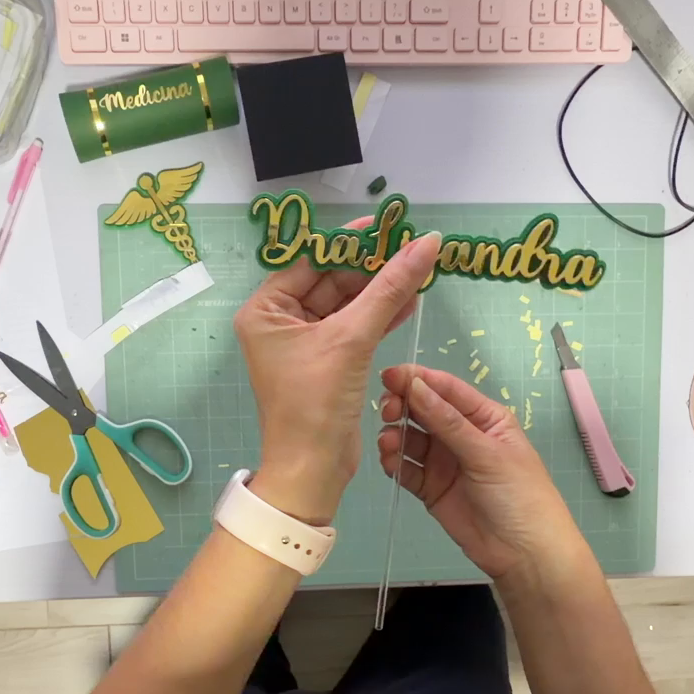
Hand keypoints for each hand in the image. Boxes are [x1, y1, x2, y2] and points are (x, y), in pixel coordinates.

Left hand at [234, 227, 440, 522]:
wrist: (313, 468)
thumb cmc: (316, 402)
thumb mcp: (351, 340)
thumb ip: (389, 289)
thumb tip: (427, 244)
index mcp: (266, 311)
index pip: (310, 261)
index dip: (349, 241)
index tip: (387, 225)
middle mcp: (279, 323)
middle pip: (329, 280)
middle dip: (370, 267)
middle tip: (411, 247)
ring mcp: (303, 344)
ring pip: (346, 305)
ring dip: (380, 291)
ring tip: (420, 269)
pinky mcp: (326, 363)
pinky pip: (354, 329)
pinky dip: (379, 317)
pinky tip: (410, 300)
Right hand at [377, 365, 592, 581]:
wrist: (523, 553)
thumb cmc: (518, 494)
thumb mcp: (486, 453)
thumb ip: (447, 421)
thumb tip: (415, 386)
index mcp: (484, 418)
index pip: (447, 390)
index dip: (418, 380)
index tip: (389, 374)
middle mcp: (461, 435)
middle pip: (424, 411)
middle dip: (403, 406)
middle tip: (387, 410)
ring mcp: (444, 463)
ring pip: (411, 439)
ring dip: (396, 435)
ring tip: (388, 442)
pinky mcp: (431, 489)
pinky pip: (407, 469)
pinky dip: (395, 463)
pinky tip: (390, 461)